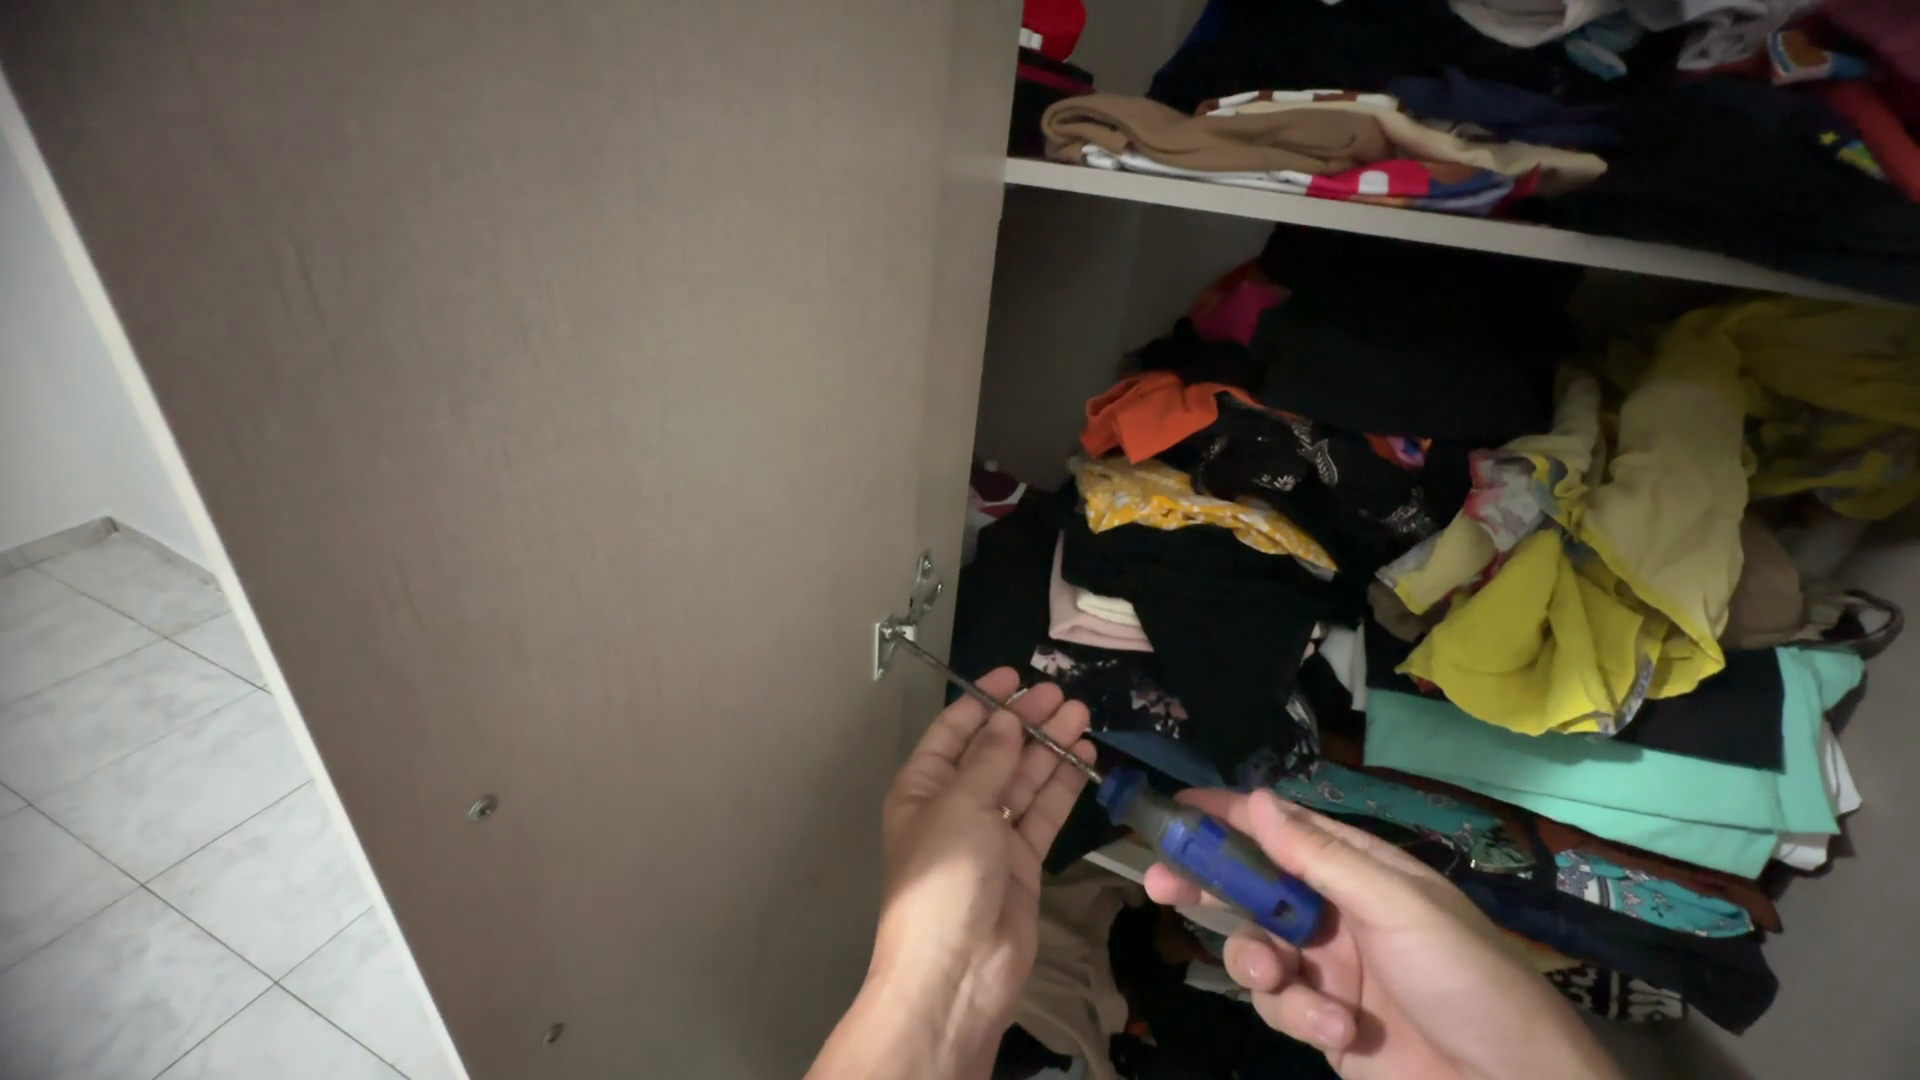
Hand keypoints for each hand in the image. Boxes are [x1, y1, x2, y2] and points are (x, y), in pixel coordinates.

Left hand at [814, 667, 1093, 1078]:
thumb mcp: (961, 806)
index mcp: (922, 786)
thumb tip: (1006, 718)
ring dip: (1049, 748)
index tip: (1016, 676)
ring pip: (1022, 778)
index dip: (984, 701)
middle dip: (1025, 721)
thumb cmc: (945, 876)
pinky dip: (1061, 786)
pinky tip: (1083, 758)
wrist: (957, 972)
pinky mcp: (1020, 861)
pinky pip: (1042, 812)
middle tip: (1061, 694)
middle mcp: (954, 804)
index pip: (954, 730)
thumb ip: (989, 759)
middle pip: (994, 750)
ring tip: (1080, 716)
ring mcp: (989, 833)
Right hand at [1147, 790, 1620, 1079]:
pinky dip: (1298, 1014)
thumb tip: (1253, 797)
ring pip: (1253, 946)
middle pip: (1249, 885)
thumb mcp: (1397, 907)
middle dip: (1206, 882)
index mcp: (1354, 870)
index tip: (1175, 808)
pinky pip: (1280, 1005)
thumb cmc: (1467, 981)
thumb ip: (1319, 856)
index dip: (1226, 815)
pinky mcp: (1322, 1022)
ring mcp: (1325, 968)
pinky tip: (1335, 1028)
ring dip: (1255, 961)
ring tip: (1276, 977)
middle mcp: (1332, 911)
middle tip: (1159, 881)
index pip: (1278, 828)